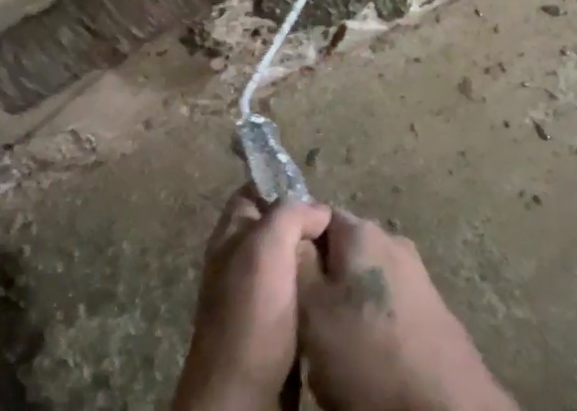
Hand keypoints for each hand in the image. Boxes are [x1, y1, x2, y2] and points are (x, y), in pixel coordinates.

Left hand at [172, 184, 331, 410]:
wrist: (243, 396)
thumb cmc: (251, 315)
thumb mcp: (266, 248)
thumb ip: (289, 215)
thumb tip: (318, 211)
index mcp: (229, 237)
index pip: (252, 193)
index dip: (281, 186)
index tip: (317, 194)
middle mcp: (238, 263)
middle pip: (275, 230)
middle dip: (306, 226)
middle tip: (343, 231)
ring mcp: (255, 299)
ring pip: (290, 265)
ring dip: (315, 262)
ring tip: (347, 260)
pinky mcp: (274, 331)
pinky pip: (299, 298)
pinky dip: (317, 293)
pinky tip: (337, 294)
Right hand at [296, 210, 517, 410]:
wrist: (447, 408)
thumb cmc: (367, 354)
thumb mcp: (312, 309)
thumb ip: (295, 262)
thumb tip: (290, 230)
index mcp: (363, 231)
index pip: (314, 214)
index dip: (291, 241)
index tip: (277, 276)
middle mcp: (393, 242)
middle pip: (338, 250)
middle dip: (318, 279)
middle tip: (299, 315)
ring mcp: (417, 276)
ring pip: (360, 282)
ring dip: (342, 306)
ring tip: (329, 343)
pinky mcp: (430, 311)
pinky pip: (384, 305)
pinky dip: (368, 325)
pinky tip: (362, 356)